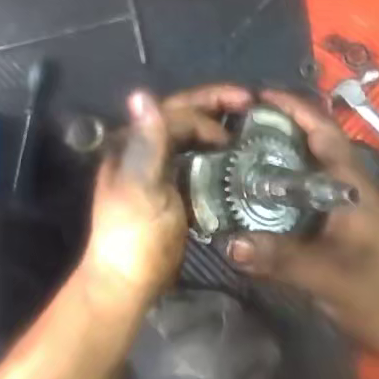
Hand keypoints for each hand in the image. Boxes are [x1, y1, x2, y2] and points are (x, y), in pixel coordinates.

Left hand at [81, 85, 252, 314]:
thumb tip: (141, 93)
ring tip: (249, 125)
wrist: (126, 285)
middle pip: (184, 115)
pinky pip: (199, 161)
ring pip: (193, 136)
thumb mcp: (141, 187)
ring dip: (219, 126)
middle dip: (217, 105)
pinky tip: (239, 157)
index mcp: (132, 143)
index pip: (176, 113)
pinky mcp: (174, 192)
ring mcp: (160, 171)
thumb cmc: (133, 236)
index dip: (209, 110)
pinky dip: (219, 154)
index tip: (241, 120)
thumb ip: (147, 142)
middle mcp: (145, 150)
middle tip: (252, 101)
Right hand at [222, 90, 378, 356]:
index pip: (322, 130)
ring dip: (285, 154)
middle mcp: (350, 184)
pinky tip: (263, 195)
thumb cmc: (375, 290)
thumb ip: (276, 257)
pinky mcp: (346, 223)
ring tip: (243, 152)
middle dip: (282, 127)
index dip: (293, 108)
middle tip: (240, 125)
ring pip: (313, 166)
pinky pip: (312, 190)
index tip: (258, 97)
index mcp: (350, 183)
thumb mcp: (323, 274)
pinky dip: (288, 184)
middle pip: (316, 142)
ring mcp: (350, 203)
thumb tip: (227, 242)